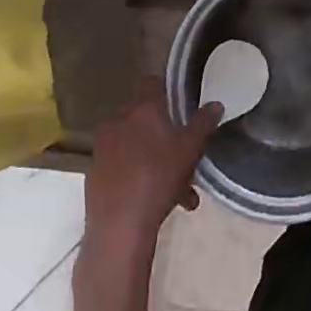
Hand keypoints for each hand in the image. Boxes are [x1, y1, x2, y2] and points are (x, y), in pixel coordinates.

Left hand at [85, 79, 221, 239]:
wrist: (118, 228)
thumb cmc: (158, 179)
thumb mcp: (190, 150)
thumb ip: (204, 123)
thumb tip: (215, 104)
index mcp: (141, 108)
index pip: (152, 83)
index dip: (167, 91)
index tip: (181, 106)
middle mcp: (118, 121)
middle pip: (146, 119)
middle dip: (166, 136)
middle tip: (185, 158)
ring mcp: (102, 148)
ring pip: (137, 147)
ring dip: (157, 162)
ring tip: (179, 192)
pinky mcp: (94, 173)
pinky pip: (122, 167)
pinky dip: (138, 177)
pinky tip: (155, 201)